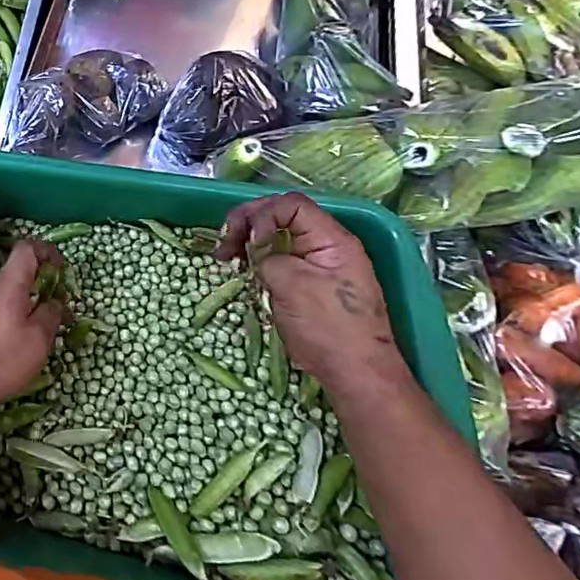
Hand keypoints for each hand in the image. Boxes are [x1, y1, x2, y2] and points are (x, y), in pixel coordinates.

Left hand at [0, 240, 64, 419]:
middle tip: (60, 296)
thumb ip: (51, 313)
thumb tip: (55, 301)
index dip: (47, 251)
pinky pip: (3, 301)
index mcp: (8, 283)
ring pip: (11, 285)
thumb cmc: (5, 359)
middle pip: (19, 266)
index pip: (26, 248)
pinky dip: (20, 306)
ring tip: (48, 316)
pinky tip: (28, 330)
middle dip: (43, 275)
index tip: (63, 269)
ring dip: (32, 293)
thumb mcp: (39, 337)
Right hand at [215, 192, 402, 390]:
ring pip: (277, 237)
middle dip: (247, 224)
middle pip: (281, 216)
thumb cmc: (328, 328)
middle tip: (223, 245)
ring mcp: (318, 264)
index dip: (262, 215)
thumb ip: (268, 257)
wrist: (356, 373)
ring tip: (226, 257)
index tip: (248, 242)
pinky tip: (241, 269)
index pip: (290, 205)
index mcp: (331, 240)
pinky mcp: (308, 283)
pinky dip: (256, 259)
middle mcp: (326, 245)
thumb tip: (254, 250)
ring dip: (248, 241)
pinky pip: (279, 258)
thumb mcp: (292, 285)